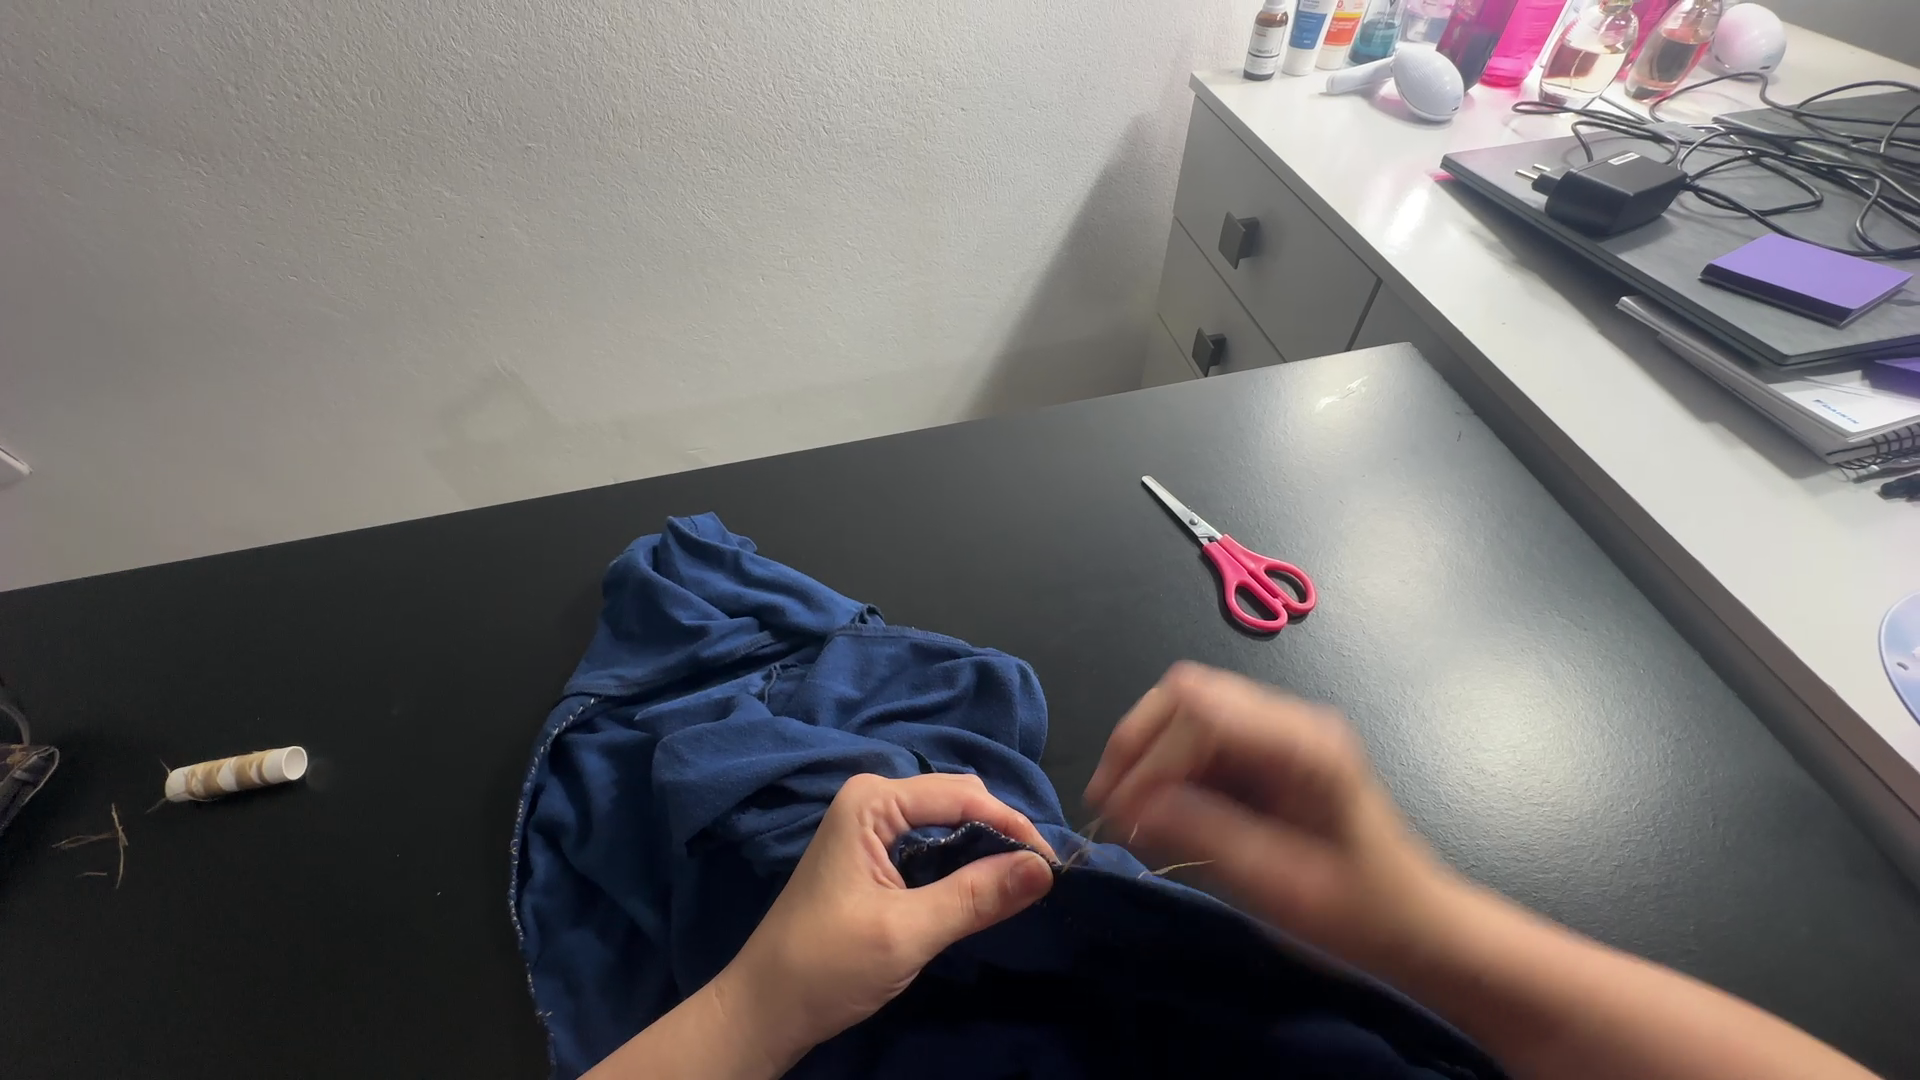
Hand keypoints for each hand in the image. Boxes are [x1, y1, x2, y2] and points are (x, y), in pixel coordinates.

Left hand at [714, 772, 1056, 1070]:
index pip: (962, 794)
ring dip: (984, 845)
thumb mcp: (906, 933)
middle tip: (1038, 876)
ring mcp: (872, 822)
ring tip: (1019, 881)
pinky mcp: (875, 850)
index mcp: (873, 799)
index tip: (1051, 864)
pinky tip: (981, 884)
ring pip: (949, 819)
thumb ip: (975, 897)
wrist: (764, 1009)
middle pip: (958, 798)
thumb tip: (1044, 869)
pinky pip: (933, 839)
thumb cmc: (826, 965)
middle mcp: (874, 797)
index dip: (1010, 824)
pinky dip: (962, 859)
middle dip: (999, 831)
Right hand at [1084, 662, 1453, 968]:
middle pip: (1187, 692)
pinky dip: (1163, 765)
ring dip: (1144, 750)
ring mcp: (1276, 728)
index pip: (1202, 710)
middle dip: (1137, 742)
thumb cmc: (1359, 915)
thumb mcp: (1282, 887)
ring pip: (1184, 708)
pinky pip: (1195, 735)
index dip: (1152, 754)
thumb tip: (1131, 804)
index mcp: (1304, 745)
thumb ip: (1206, 835)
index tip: (1121, 812)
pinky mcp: (1264, 746)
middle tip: (1106, 800)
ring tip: (1120, 804)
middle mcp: (1288, 719)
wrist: (1417, 929)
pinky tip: (1152, 806)